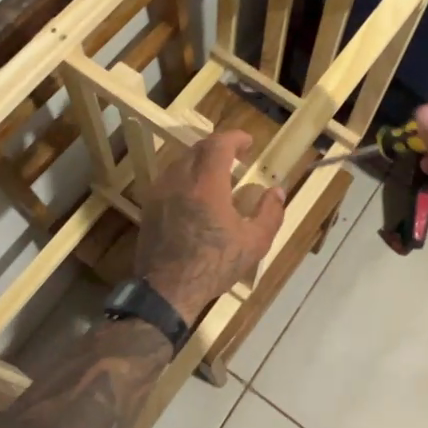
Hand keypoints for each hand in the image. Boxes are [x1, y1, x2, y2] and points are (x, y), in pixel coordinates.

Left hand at [134, 130, 286, 323]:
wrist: (168, 289)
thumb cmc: (214, 265)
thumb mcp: (254, 243)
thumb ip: (270, 213)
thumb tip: (277, 191)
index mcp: (207, 184)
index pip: (219, 144)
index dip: (235, 138)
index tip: (249, 142)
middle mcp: (181, 180)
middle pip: (199, 148)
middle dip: (219, 147)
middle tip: (236, 157)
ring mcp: (161, 191)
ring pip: (182, 161)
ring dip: (201, 161)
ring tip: (217, 175)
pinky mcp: (150, 205)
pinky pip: (169, 177)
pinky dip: (186, 175)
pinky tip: (195, 195)